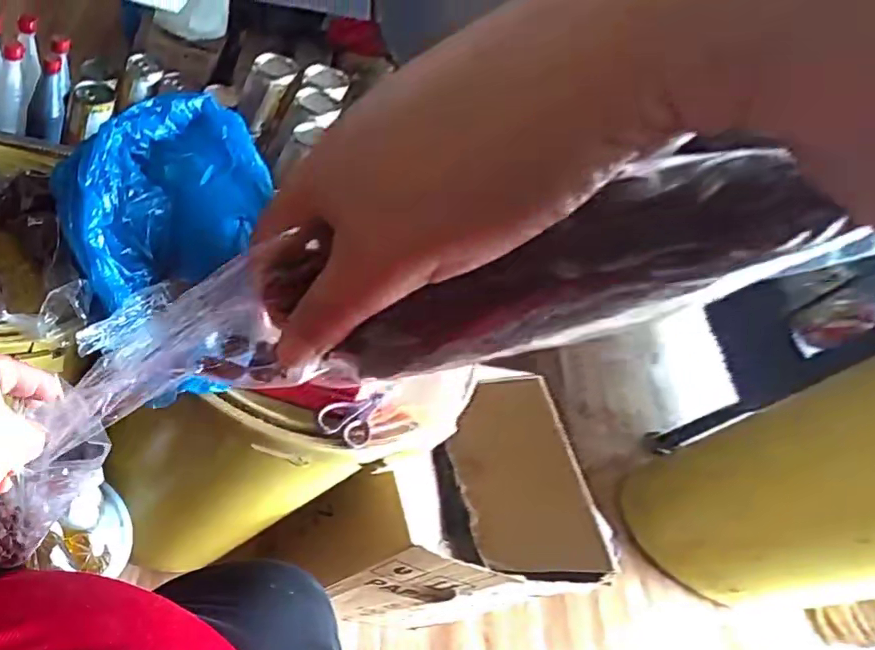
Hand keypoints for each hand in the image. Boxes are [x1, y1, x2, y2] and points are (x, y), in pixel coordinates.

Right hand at [256, 0, 733, 365]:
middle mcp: (350, 140)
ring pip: (373, 206)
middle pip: (320, 230)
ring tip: (419, 285)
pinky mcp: (463, 105)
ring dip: (380, 254)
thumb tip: (284, 360)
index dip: (276, 299)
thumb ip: (328, 314)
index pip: (267, 249)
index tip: (306, 339)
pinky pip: (420, 180)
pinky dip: (423, 217)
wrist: (607, 63)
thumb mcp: (386, 265)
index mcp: (316, 174)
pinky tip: (463, 229)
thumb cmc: (469, 179)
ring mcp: (406, 116)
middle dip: (332, 283)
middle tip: (365, 325)